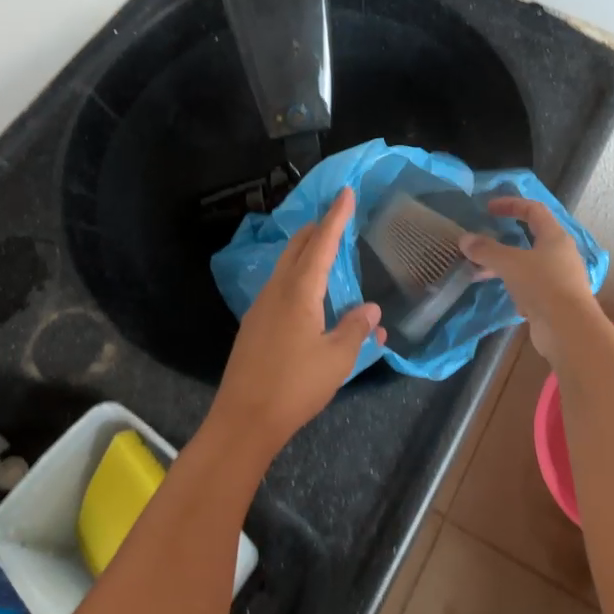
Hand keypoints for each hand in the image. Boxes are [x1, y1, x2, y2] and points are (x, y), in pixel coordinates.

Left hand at [209, 188, 383, 456]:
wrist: (243, 421)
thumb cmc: (295, 386)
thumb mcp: (337, 359)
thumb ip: (356, 329)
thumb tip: (370, 310)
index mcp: (299, 291)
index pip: (321, 243)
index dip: (336, 217)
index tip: (346, 193)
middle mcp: (276, 291)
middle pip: (296, 247)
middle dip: (317, 228)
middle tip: (338, 218)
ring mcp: (260, 308)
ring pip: (284, 266)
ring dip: (305, 252)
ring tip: (325, 251)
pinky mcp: (253, 327)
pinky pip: (278, 286)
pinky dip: (297, 275)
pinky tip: (308, 294)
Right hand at [459, 198, 600, 361]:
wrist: (568, 330)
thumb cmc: (543, 286)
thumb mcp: (510, 263)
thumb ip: (487, 250)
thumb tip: (464, 239)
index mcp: (555, 236)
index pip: (534, 210)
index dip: (511, 204)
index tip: (488, 208)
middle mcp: (560, 253)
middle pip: (530, 236)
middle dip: (504, 237)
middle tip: (482, 238)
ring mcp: (558, 277)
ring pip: (527, 262)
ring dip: (503, 262)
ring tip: (477, 268)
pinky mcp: (553, 299)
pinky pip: (528, 283)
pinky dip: (510, 282)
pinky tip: (494, 288)